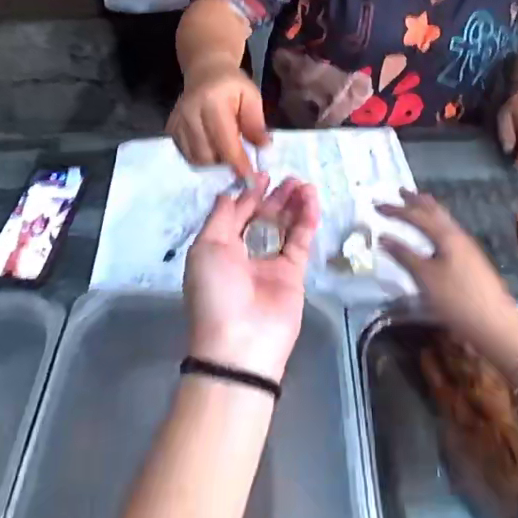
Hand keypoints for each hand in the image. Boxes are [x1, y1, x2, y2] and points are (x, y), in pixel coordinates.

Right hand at [168, 62, 269, 174]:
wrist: (205, 70)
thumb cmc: (232, 84)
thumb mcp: (251, 98)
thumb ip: (257, 125)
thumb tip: (264, 152)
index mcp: (213, 102)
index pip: (226, 143)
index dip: (239, 165)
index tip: (251, 180)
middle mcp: (191, 113)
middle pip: (207, 156)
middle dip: (226, 168)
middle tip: (241, 170)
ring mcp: (178, 121)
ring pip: (195, 159)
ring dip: (213, 166)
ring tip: (227, 162)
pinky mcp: (171, 128)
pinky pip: (186, 154)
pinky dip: (201, 159)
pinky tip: (213, 152)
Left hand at [185, 175, 319, 381]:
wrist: (239, 343)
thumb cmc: (214, 290)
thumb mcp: (206, 247)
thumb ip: (220, 218)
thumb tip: (228, 193)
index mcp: (218, 248)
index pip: (235, 215)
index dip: (248, 195)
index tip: (262, 174)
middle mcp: (243, 255)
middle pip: (262, 219)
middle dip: (274, 197)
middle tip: (290, 178)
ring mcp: (269, 265)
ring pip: (283, 227)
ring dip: (293, 205)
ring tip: (304, 184)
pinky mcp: (293, 276)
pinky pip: (299, 242)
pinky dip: (306, 221)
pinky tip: (311, 200)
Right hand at [378, 191, 517, 371]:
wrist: (497, 327)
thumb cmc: (457, 300)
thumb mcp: (424, 278)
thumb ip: (403, 255)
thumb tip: (382, 236)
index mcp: (446, 236)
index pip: (416, 215)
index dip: (395, 210)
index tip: (376, 205)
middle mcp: (459, 236)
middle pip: (436, 212)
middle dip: (417, 201)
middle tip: (402, 190)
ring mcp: (469, 249)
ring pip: (445, 221)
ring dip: (429, 211)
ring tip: (417, 204)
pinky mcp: (473, 261)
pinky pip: (450, 232)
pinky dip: (437, 224)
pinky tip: (434, 234)